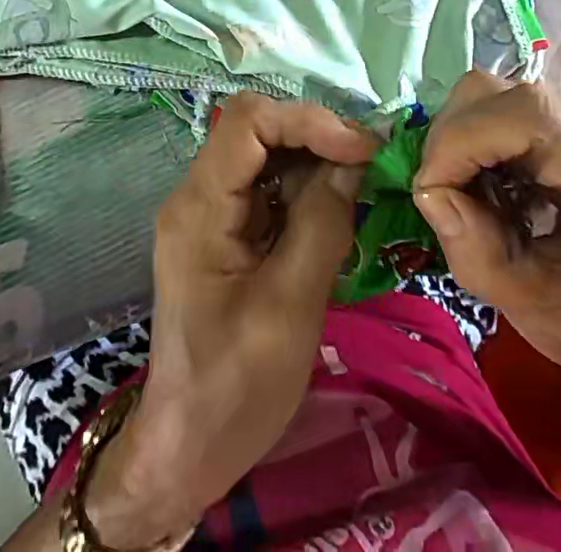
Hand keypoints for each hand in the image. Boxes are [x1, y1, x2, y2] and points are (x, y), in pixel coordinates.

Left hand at [83, 93, 376, 546]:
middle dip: (314, 136)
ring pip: (261, 158)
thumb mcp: (291, 306)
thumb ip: (321, 224)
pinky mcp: (220, 233)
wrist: (188, 440)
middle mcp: (195, 197)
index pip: (247, 123)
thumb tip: (352, 161)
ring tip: (362, 185)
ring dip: (312, 161)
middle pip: (253, 132)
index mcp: (199, 207)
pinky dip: (300, 189)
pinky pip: (262, 190)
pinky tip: (333, 209)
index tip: (363, 149)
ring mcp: (206, 214)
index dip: (307, 121)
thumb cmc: (237, 385)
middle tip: (372, 166)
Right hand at [410, 71, 560, 406]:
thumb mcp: (538, 316)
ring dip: (464, 136)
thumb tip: (428, 191)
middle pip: (514, 96)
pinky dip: (480, 142)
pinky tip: (488, 187)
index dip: (464, 139)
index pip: (533, 118)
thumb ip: (479, 256)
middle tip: (440, 191)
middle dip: (455, 136)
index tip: (430, 187)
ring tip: (464, 190)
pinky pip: (514, 115)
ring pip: (507, 96)